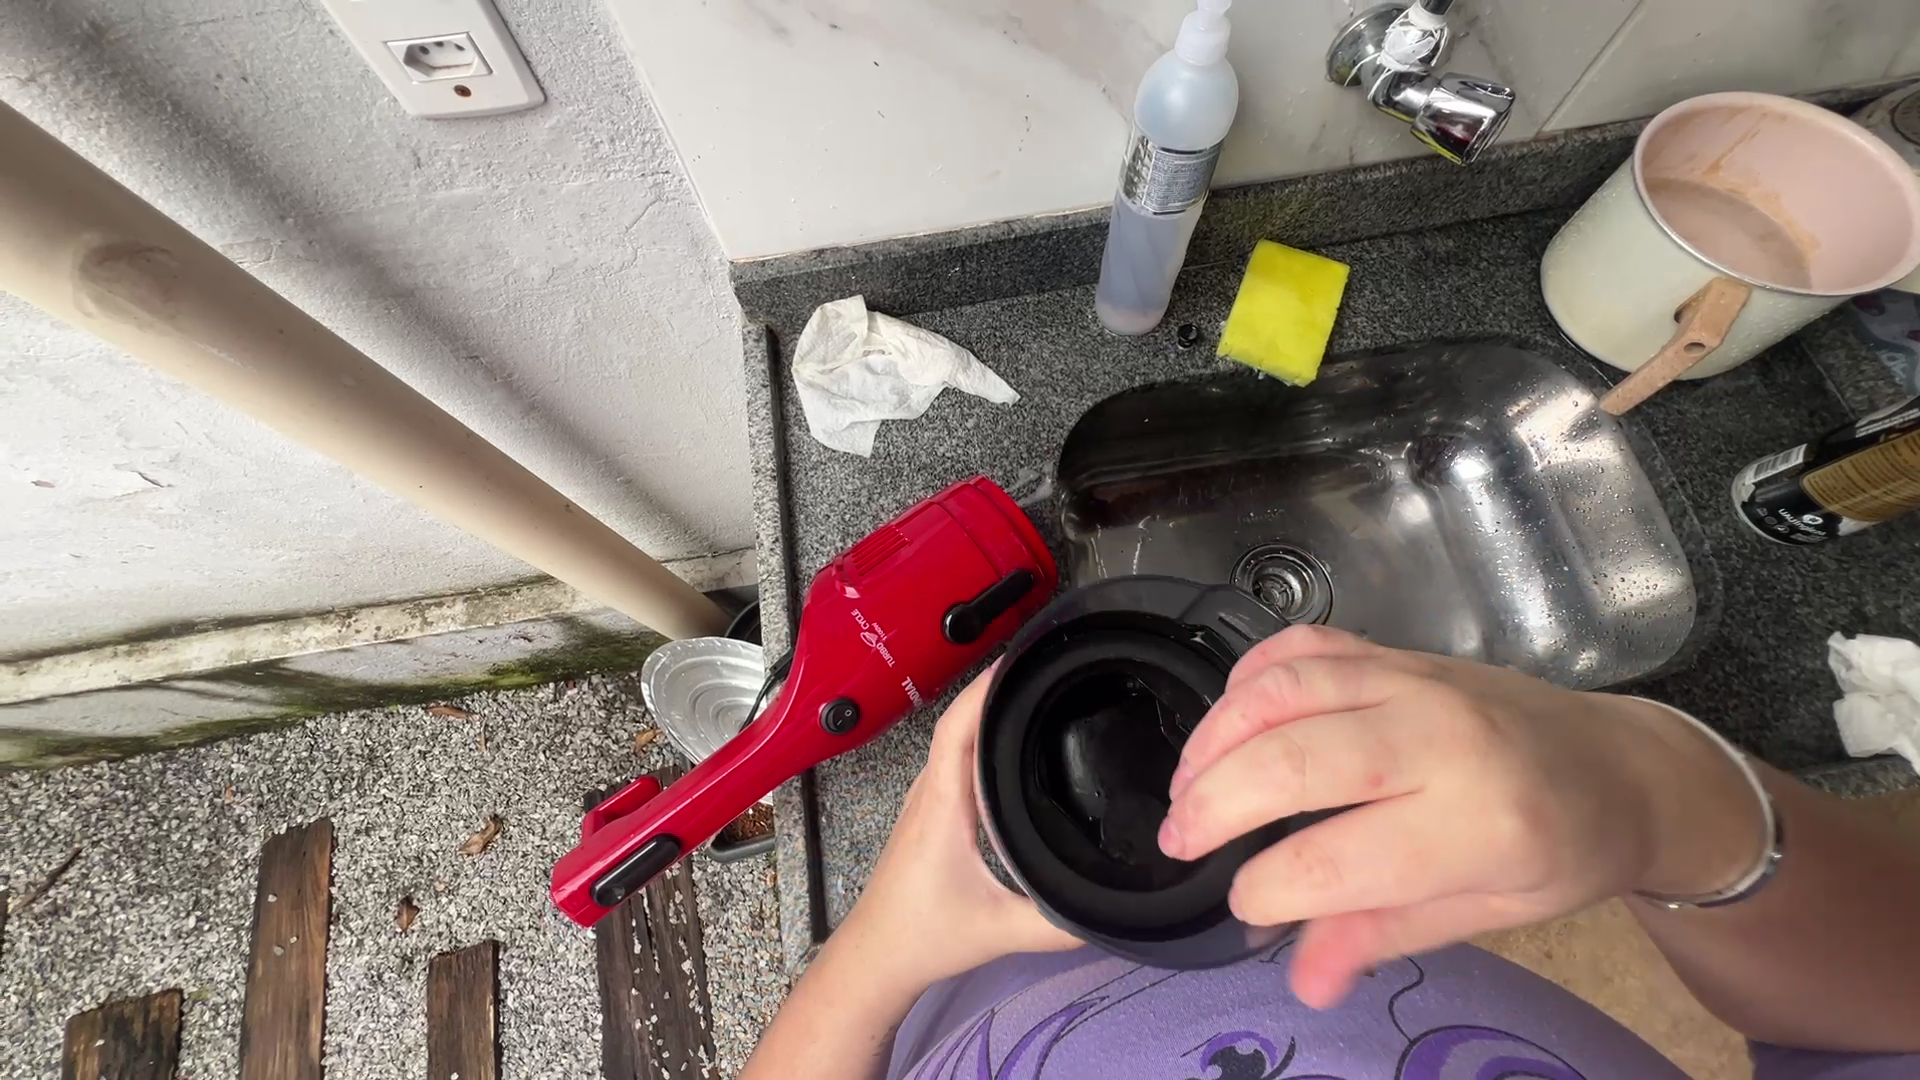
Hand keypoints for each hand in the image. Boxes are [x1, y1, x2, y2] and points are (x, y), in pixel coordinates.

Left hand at [839, 666, 1079, 989]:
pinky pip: (954, 759)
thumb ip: (1055, 924)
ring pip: (955, 740)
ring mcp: (925, 797)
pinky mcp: (928, 810)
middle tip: (1044, 674)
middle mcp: (930, 789)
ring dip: (987, 714)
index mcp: (943, 802)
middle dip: (997, 690)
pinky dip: (980, 741)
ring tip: (1034, 700)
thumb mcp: (997, 931)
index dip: (982, 688)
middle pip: (958, 722)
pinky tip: (1010, 749)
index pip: (956, 726)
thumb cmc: (924, 935)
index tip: (1019, 662)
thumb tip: (1106, 911)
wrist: (874, 956)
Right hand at [1159, 625, 1765, 1007]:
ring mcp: (1407, 679)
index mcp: (1480, 824)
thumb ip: (1384, 934)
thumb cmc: (1559, 847)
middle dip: (1212, 807)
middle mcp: (1437, 738)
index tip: (1243, 904)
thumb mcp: (1487, 912)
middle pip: (1288, 763)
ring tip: (1184, 784)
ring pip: (1277, 693)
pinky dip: (1244, 680)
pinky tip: (1226, 720)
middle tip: (1177, 840)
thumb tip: (1302, 981)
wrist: (1619, 763)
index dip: (1267, 889)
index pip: (1336, 861)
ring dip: (1211, 739)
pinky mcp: (1386, 649)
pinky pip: (1294, 648)